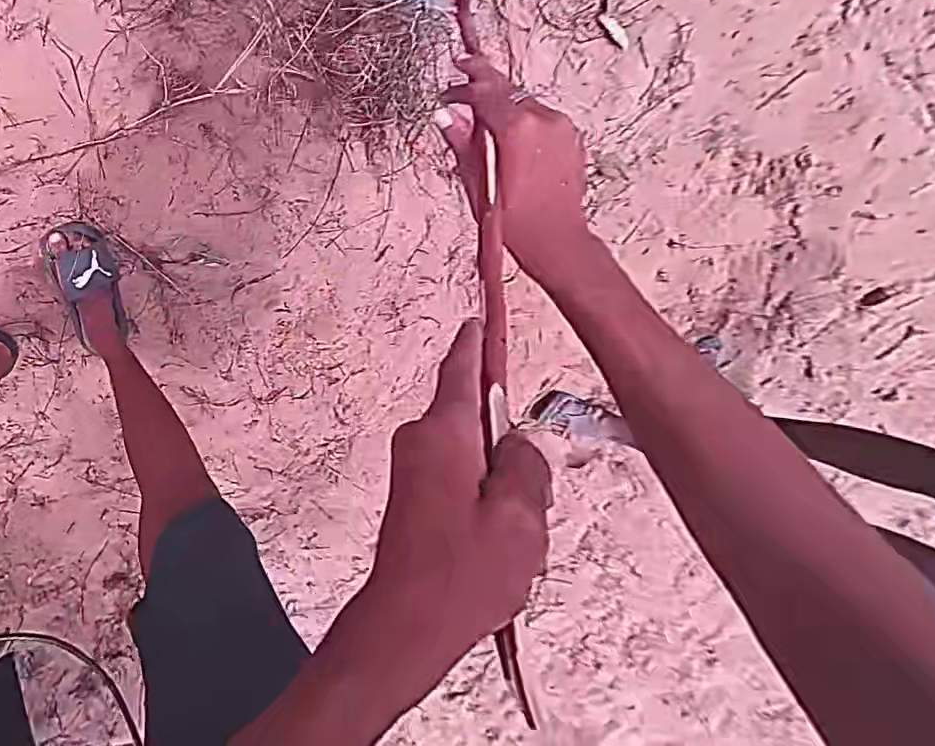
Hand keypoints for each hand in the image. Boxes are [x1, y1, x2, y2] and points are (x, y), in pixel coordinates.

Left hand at [230, 321, 553, 745]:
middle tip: (526, 501)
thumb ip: (527, 468)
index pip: (461, 374)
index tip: (476, 320)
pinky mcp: (410, 487)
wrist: (408, 615)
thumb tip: (520, 444)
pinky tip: (491, 536)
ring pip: (469, 449)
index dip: (473, 345)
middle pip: (473, 417)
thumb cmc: (463, 571)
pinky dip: (481, 491)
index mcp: (443, 434)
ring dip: (497, 478)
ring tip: (509, 532)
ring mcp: (410, 462)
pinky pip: (456, 470)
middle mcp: (418, 438)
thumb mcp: (520, 521)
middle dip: (507, 447)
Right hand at [435, 54, 591, 280]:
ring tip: (479, 103)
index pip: (485, 92)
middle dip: (482, 78)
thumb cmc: (513, 218)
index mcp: (517, 128)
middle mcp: (543, 120)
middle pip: (507, 88)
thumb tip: (444, 115)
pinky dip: (519, 114)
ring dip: (500, 98)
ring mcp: (561, 127)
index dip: (464, 86)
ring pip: (523, 101)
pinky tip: (504, 125)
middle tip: (462, 66)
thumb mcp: (476, 180)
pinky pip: (539, 115)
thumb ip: (461, 142)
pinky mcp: (570, 137)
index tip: (449, 85)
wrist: (556, 238)